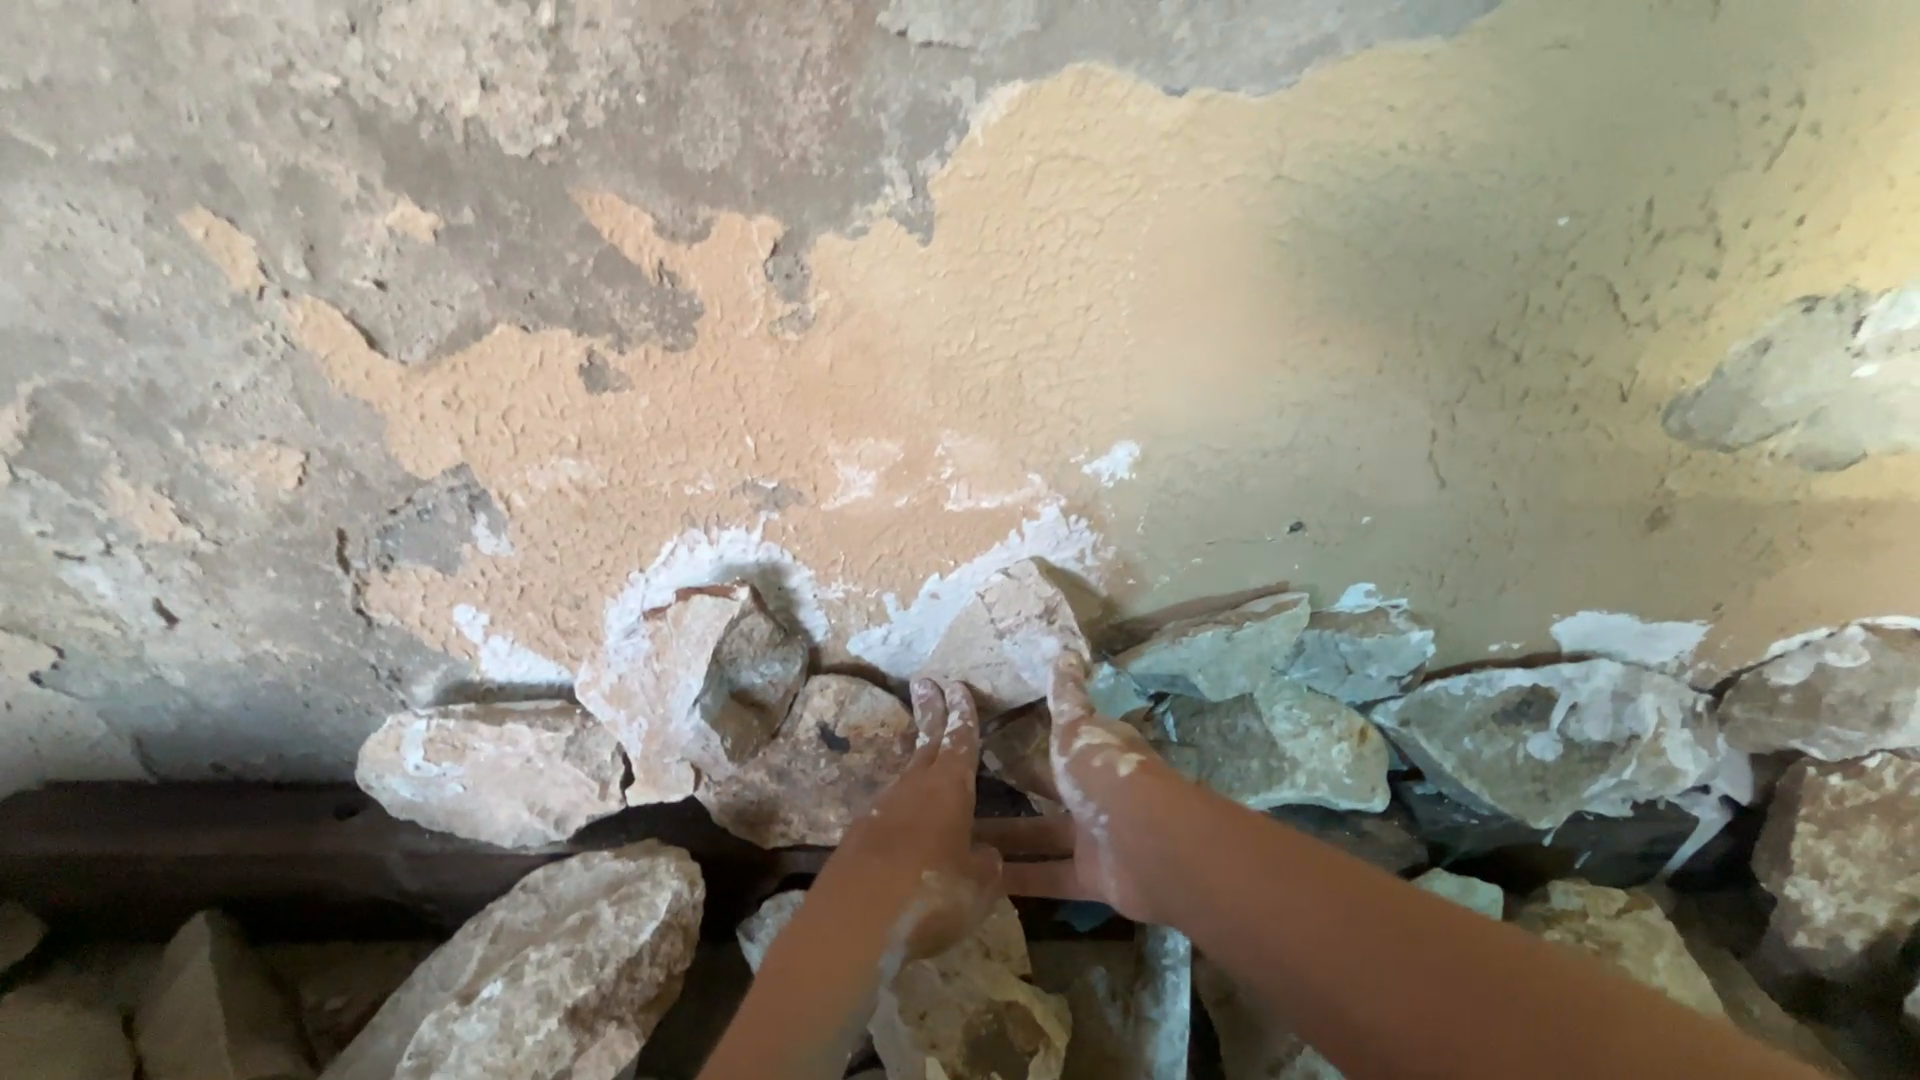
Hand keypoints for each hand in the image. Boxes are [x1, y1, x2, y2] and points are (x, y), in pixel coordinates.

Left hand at [814, 678, 1003, 963]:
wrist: (853, 922)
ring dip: (916, 760)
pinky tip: (905, 822)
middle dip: (931, 712)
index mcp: (948, 788)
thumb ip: (985, 864)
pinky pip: (889, 810)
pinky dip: (902, 805)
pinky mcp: (858, 839)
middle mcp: (912, 788)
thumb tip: (984, 853)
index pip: (959, 740)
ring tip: (924, 753)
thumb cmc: (930, 893)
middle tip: (926, 683)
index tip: (957, 686)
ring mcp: (880, 811)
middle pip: (925, 743)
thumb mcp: (978, 886)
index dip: (962, 714)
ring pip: (905, 776)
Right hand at [981, 655, 1174, 921]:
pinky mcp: (1092, 878)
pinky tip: (979, 877)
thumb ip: (1066, 697)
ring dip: (1006, 839)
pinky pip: (1049, 876)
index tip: (988, 741)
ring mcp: (1096, 838)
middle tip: (961, 793)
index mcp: (1096, 753)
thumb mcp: (1077, 728)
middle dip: (1011, 792)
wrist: (1147, 843)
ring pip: (1042, 837)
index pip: (1059, 744)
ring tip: (957, 837)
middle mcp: (1097, 794)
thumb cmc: (1105, 773)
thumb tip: (1064, 651)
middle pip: (1047, 792)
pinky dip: (1020, 879)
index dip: (1026, 742)